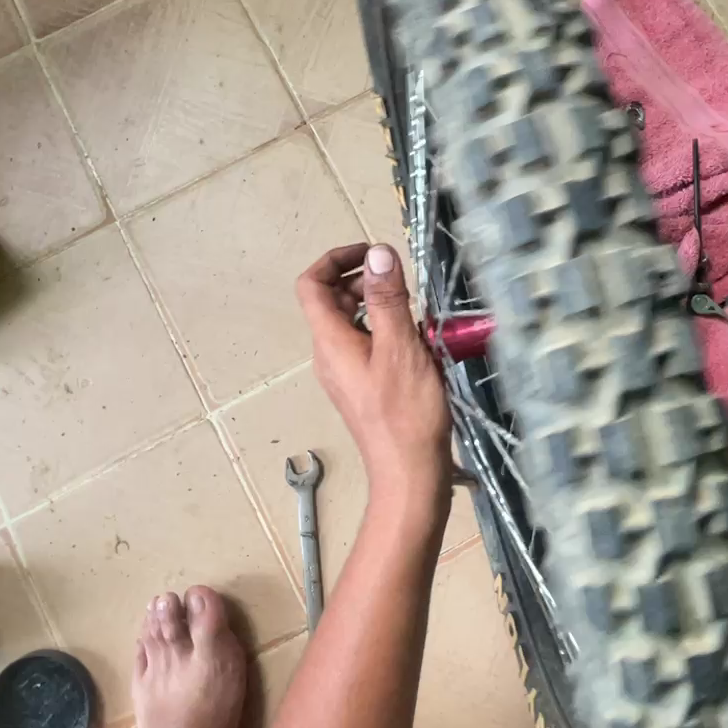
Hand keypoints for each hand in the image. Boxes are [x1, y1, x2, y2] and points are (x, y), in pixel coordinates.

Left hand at [296, 243, 450, 509]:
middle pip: (330, 300)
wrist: (410, 475)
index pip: (311, 284)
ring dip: (376, 304)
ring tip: (414, 309)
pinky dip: (384, 329)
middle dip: (361, 280)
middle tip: (401, 282)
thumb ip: (387, 299)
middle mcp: (329, 354)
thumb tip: (377, 253)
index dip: (335, 258)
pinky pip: (364, 343)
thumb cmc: (405, 412)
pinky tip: (416, 340)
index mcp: (330, 341)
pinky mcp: (362, 386)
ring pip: (349, 322)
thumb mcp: (400, 347)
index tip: (372, 253)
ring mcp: (344, 372)